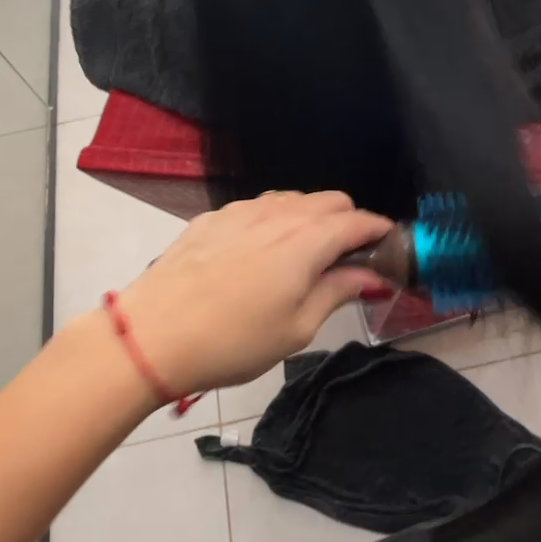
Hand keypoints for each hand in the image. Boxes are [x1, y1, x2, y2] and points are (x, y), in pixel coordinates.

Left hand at [96, 191, 391, 398]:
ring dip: (311, 219)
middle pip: (330, 200)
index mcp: (307, 240)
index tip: (389, 251)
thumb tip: (371, 276)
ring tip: (303, 258)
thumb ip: (338, 292)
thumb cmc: (233, 342)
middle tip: (346, 261)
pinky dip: (274, 222)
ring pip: (293, 200)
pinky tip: (259, 256)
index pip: (359, 221)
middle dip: (348, 222)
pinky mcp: (212, 218)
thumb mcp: (297, 329)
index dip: (380, 233)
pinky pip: (257, 208)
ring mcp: (241, 211)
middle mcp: (278, 213)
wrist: (151, 336)